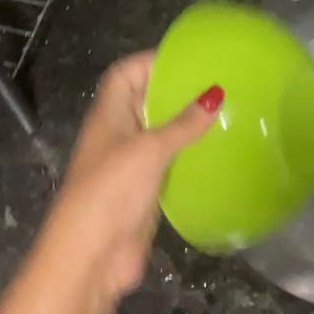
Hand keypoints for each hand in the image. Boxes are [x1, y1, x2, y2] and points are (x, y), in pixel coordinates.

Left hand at [0, 51, 220, 313]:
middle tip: (215, 82)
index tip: (189, 58)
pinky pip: (167, 162)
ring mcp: (129, 162)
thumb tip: (216, 93)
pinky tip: (213, 150)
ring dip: (184, 124)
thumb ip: (183, 123)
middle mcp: (118, 132)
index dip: (152, 61)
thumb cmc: (112, 188)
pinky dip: (186, 153)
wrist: (91, 256)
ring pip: (158, 131)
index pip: (126, 73)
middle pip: (144, 99)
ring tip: (223, 112)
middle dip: (175, 90)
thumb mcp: (150, 149)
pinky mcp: (142, 190)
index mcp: (109, 112)